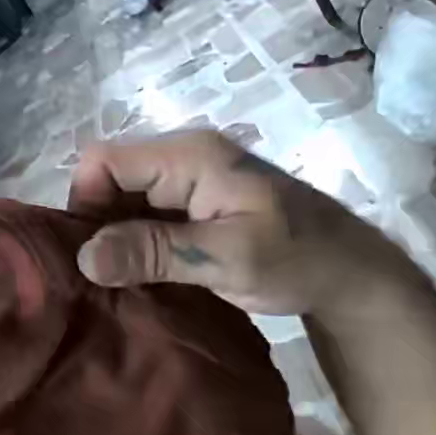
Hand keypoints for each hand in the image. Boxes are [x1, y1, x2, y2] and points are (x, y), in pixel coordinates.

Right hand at [67, 130, 419, 315]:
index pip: (105, 161)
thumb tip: (84, 256)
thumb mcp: (227, 259)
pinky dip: (135, 239)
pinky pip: (145, 210)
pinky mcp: (194, 199)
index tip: (90, 257)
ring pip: (125, 196)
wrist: (351, 272)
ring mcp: (188, 177)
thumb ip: (155, 251)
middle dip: (98, 223)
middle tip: (101, 275)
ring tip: (117, 279)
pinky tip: (139, 272)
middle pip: (111, 176)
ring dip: (116, 234)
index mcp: (189, 156)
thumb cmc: (297, 259)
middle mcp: (182, 155)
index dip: (85, 204)